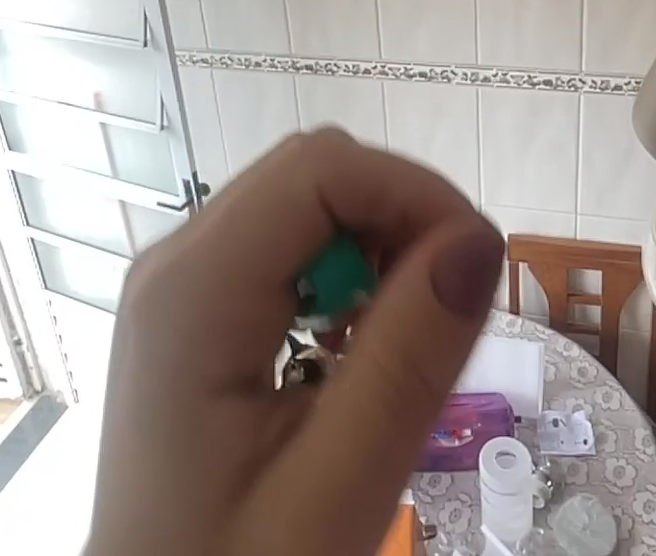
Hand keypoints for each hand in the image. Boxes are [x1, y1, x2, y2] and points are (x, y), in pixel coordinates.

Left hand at [84, 129, 503, 555]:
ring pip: (305, 202)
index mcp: (193, 289)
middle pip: (311, 174)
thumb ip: (408, 359)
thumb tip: (478, 238)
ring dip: (375, 246)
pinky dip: (345, 271)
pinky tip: (352, 345)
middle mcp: (177, 259)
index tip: (477, 267)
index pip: (320, 167)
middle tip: (444, 313)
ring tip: (398, 341)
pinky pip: (287, 243)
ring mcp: (182, 278)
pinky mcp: (198, 304)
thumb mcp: (335, 486)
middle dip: (397, 217)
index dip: (412, 193)